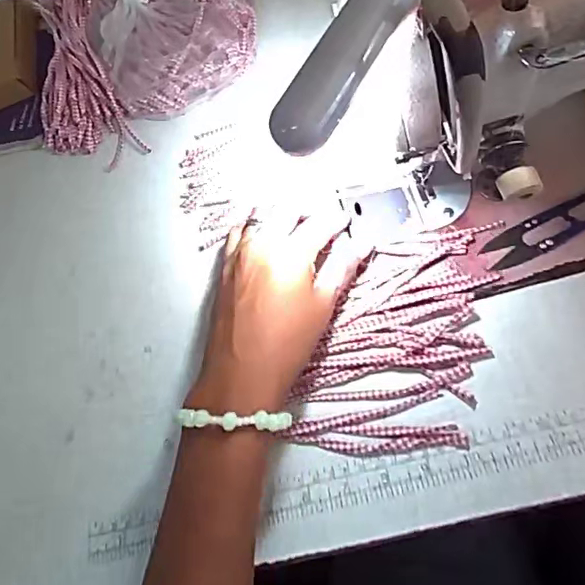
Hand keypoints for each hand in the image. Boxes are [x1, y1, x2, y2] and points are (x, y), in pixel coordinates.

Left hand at [187, 212, 366, 414]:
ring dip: (281, 214)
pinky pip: (240, 231)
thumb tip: (359, 246)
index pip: (320, 223)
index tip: (346, 220)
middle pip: (289, 210)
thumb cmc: (285, 346)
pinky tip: (263, 231)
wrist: (241, 374)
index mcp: (291, 254)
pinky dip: (255, 224)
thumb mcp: (323, 307)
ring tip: (297, 224)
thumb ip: (341, 268)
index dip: (338, 219)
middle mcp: (262, 246)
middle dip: (310, 210)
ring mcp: (240, 254)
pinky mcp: (225, 266)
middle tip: (324, 220)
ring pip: (262, 215)